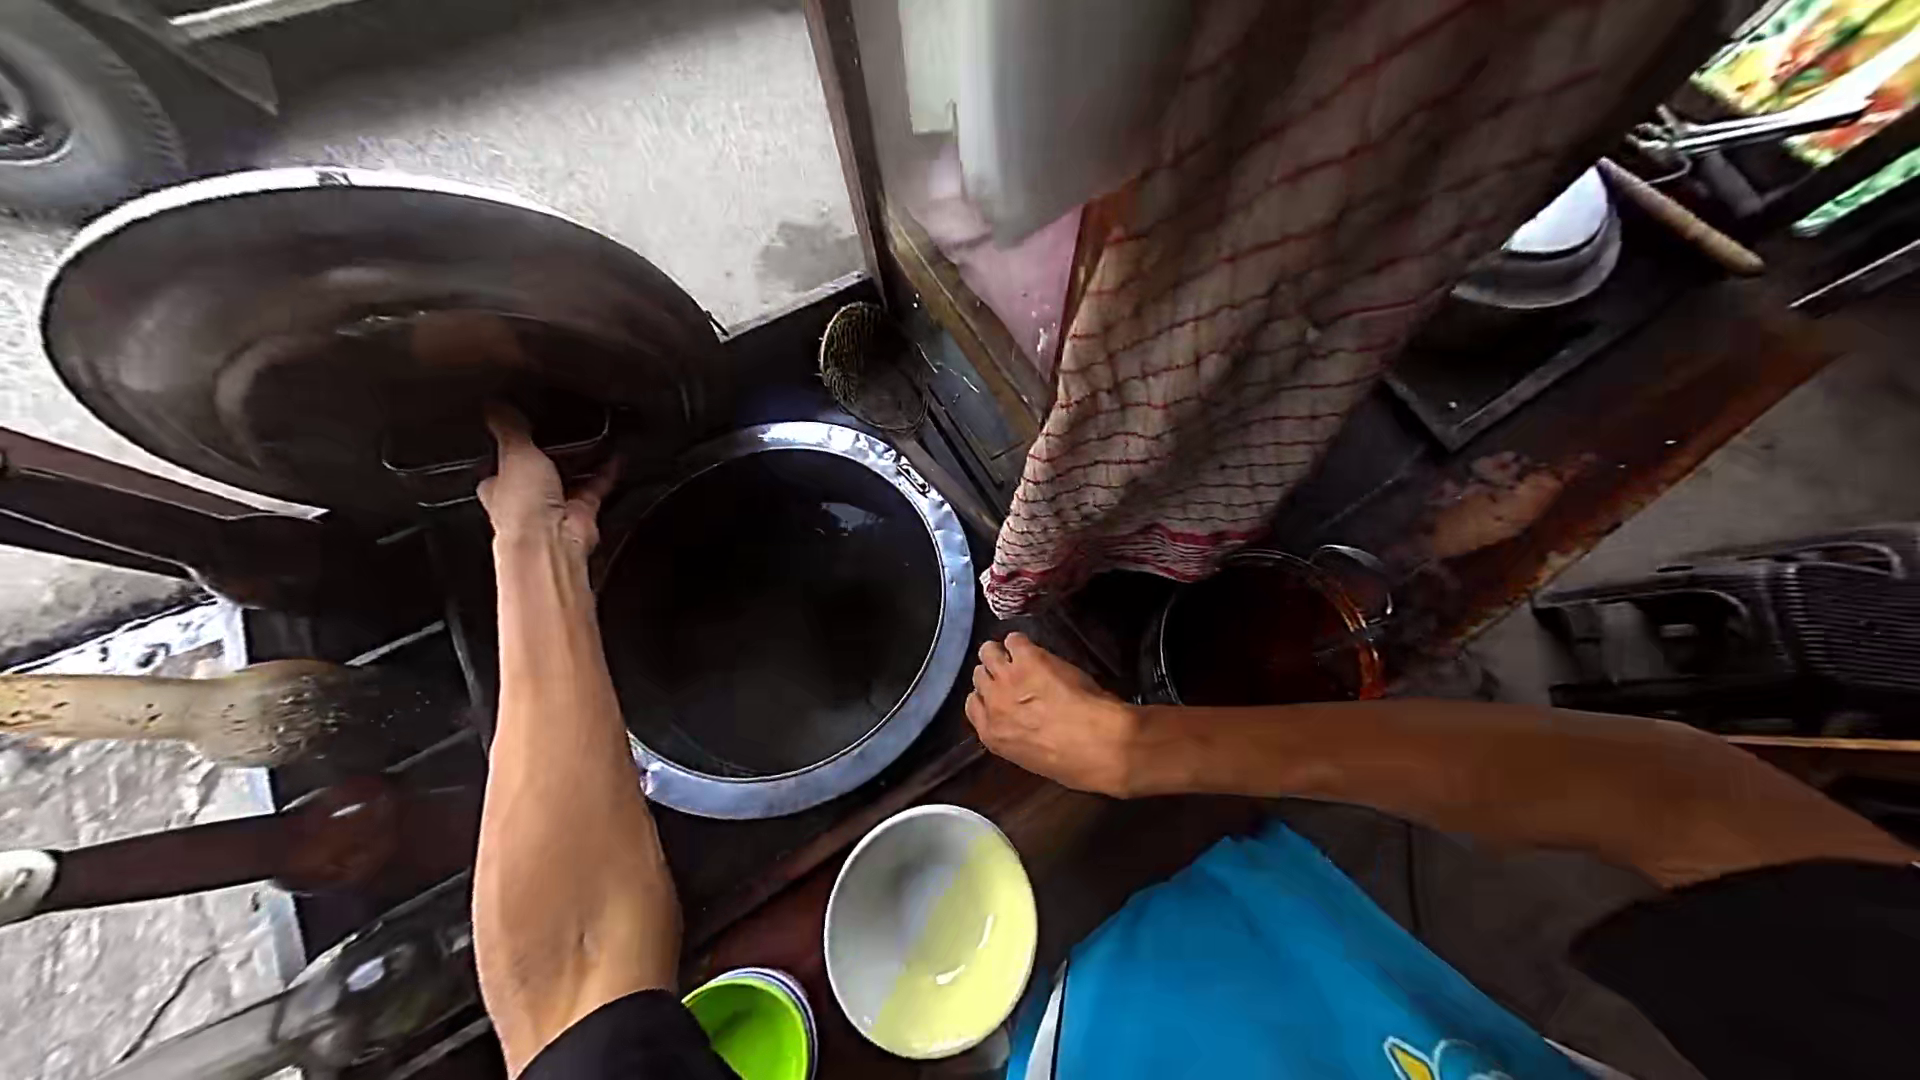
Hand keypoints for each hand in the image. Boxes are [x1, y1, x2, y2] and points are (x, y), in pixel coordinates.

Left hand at [476, 406, 617, 554]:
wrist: (551, 541)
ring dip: (585, 457)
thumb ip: (509, 427)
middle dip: (555, 447)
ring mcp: (556, 505)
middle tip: (568, 423)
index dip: (512, 439)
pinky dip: (608, 471)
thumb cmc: (521, 510)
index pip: (502, 458)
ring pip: (571, 475)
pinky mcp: (583, 511)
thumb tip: (495, 404)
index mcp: (498, 484)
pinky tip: (616, 456)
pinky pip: (597, 486)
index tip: (525, 419)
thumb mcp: (512, 453)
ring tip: (598, 435)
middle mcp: (526, 497)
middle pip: (541, 465)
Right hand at [965, 633, 1142, 797]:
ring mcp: (1008, 677)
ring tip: (1016, 654)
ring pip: (989, 652)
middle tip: (1011, 673)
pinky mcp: (1028, 657)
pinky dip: (1020, 642)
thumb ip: (1018, 736)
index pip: (973, 706)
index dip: (986, 696)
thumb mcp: (1034, 759)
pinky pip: (1014, 640)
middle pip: (979, 676)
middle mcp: (993, 703)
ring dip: (1001, 653)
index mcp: (993, 734)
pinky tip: (1033, 647)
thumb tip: (1025, 725)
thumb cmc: (1075, 761)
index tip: (998, 695)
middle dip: (993, 674)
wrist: (1098, 742)